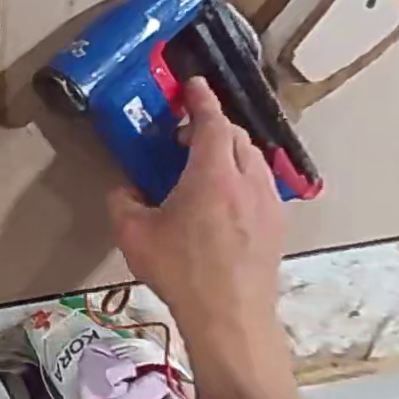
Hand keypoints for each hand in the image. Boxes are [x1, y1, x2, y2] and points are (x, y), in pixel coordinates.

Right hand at [108, 77, 285, 340]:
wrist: (229, 313)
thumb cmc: (178, 269)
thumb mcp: (132, 233)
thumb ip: (122, 202)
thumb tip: (125, 190)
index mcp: (211, 176)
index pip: (212, 124)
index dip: (202, 101)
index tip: (194, 85)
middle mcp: (247, 181)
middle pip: (237, 137)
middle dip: (212, 126)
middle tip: (183, 133)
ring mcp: (268, 202)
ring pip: (253, 159)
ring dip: (229, 149)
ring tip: (201, 162)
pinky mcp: (276, 223)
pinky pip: (261, 182)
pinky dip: (240, 173)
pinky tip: (220, 195)